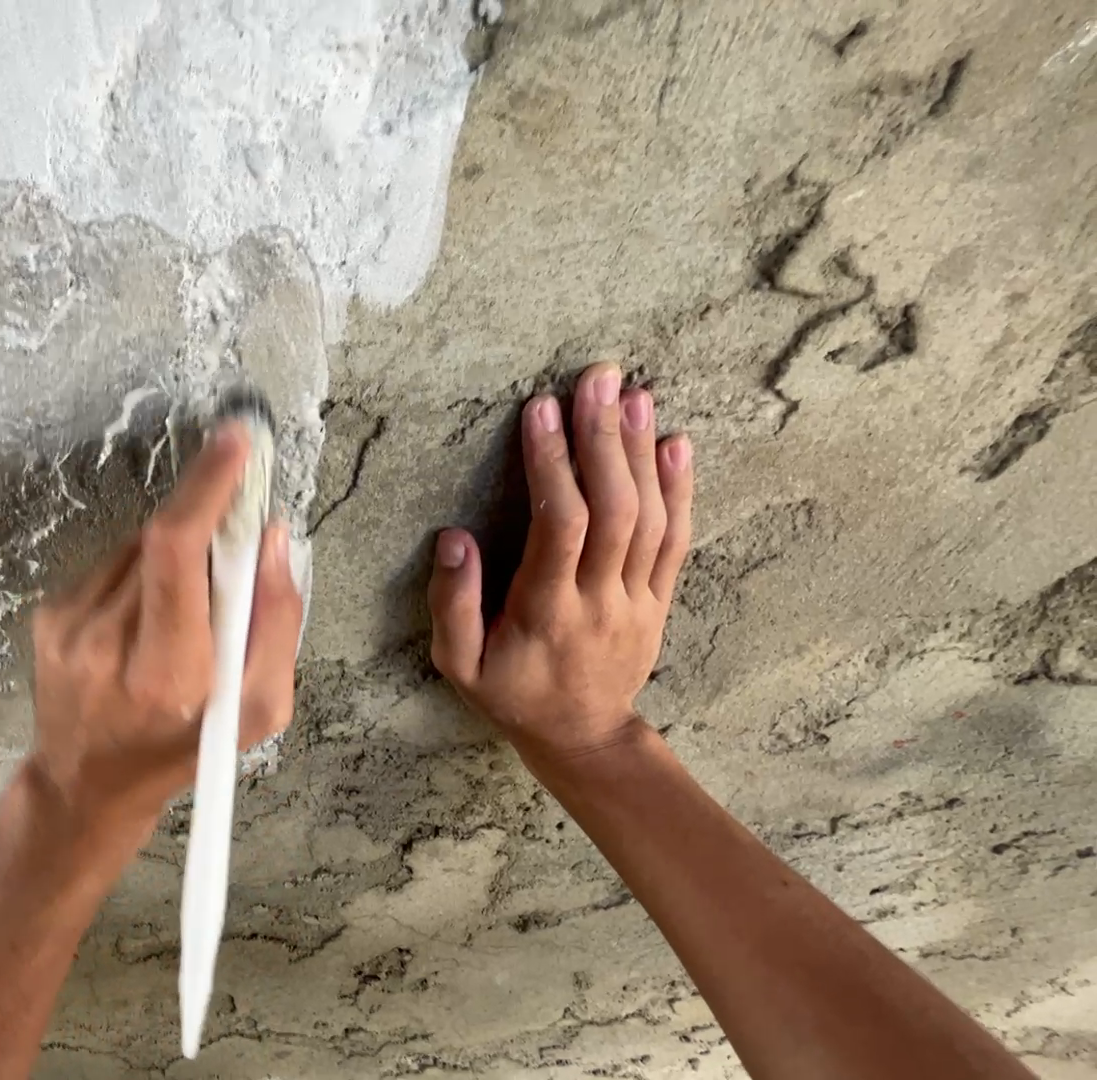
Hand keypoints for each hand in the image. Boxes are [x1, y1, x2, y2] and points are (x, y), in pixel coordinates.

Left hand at [26, 424, 305, 850]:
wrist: (85, 780)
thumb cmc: (183, 749)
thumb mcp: (258, 710)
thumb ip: (277, 622)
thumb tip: (270, 536)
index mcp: (163, 670)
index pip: (175, 552)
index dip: (206, 488)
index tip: (235, 442)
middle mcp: (103, 638)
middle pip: (161, 538)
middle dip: (205, 522)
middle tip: (233, 538)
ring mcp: (66, 622)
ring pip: (138, 547)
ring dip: (173, 557)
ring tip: (179, 612)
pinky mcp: (48, 612)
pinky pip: (112, 564)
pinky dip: (142, 574)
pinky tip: (142, 620)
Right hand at [428, 363, 693, 761]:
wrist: (582, 737)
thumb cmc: (510, 694)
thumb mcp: (458, 663)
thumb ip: (453, 603)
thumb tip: (452, 538)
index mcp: (547, 610)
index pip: (558, 525)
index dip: (553, 464)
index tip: (541, 410)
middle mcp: (601, 599)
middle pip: (614, 509)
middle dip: (603, 439)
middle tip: (597, 380)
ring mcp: (639, 599)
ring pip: (651, 517)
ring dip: (642, 452)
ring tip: (632, 395)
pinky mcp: (660, 599)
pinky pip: (678, 539)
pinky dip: (680, 488)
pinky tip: (674, 444)